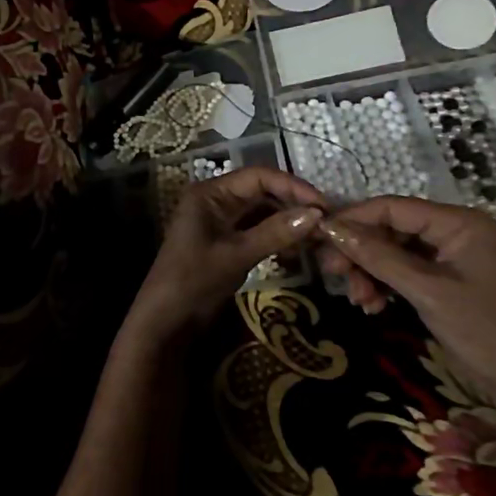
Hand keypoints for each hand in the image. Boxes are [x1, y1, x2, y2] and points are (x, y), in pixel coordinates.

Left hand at [124, 166, 327, 343]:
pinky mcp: (226, 241)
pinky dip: (278, 237)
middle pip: (262, 192)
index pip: (257, 177)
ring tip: (320, 238)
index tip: (324, 206)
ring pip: (262, 212)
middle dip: (294, 205)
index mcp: (209, 194)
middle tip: (329, 223)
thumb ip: (275, 232)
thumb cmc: (193, 280)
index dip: (292, 187)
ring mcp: (220, 221)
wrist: (166, 318)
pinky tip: (300, 251)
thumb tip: (316, 215)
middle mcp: (215, 200)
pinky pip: (257, 230)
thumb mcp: (237, 255)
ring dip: (289, 222)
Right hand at [315, 196, 495, 390]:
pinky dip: (386, 284)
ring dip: (370, 272)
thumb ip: (378, 256)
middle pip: (390, 228)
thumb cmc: (487, 330)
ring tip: (359, 300)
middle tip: (333, 275)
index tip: (318, 240)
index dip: (352, 220)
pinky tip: (373, 305)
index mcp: (460, 223)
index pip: (393, 207)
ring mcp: (454, 254)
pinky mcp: (450, 277)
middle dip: (360, 252)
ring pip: (394, 250)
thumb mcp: (426, 291)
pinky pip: (406, 269)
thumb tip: (330, 229)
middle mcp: (456, 230)